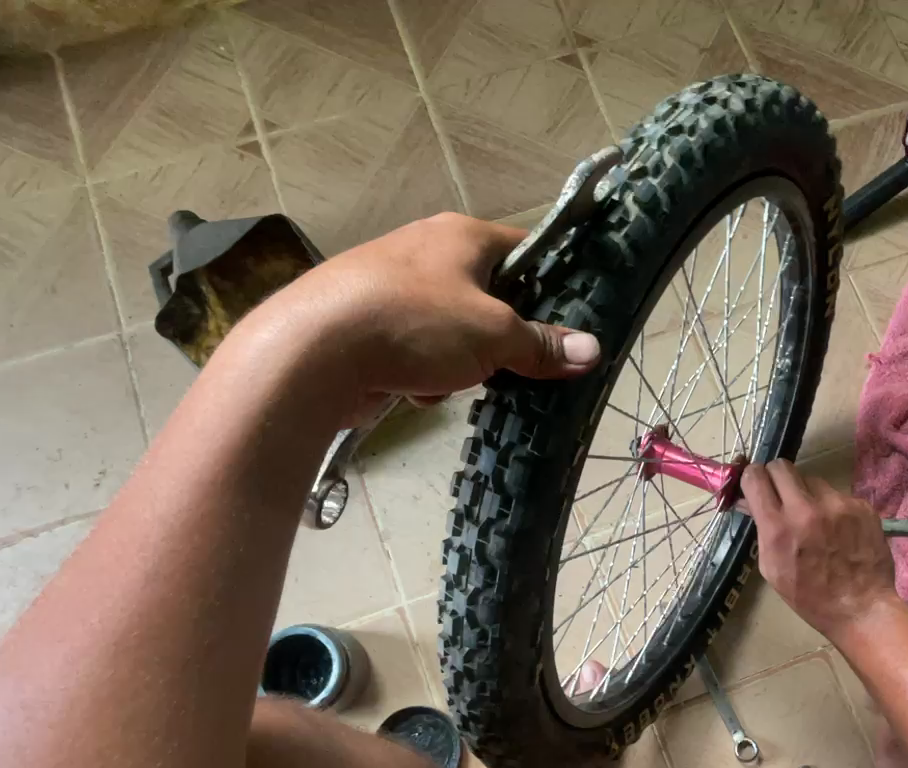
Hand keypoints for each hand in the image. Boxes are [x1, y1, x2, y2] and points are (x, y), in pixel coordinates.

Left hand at [237, 213, 600, 422]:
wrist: (313, 352)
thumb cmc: (415, 324)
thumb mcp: (494, 335)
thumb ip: (543, 345)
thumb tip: (595, 351)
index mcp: (461, 235)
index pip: (525, 248)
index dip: (553, 282)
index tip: (573, 319)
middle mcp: (427, 251)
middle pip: (491, 294)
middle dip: (506, 335)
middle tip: (526, 363)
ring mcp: (394, 288)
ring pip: (456, 328)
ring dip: (466, 361)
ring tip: (466, 382)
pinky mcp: (370, 325)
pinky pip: (420, 350)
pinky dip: (427, 373)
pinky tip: (419, 391)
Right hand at [742, 461, 902, 637]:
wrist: (861, 607)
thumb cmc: (809, 596)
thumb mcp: (771, 567)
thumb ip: (762, 529)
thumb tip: (750, 502)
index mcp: (778, 528)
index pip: (755, 477)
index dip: (752, 478)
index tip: (755, 485)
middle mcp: (807, 509)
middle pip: (782, 467)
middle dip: (776, 478)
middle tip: (781, 495)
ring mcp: (838, 504)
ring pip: (812, 480)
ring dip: (807, 494)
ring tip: (815, 520)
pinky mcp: (862, 506)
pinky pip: (838, 495)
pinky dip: (833, 507)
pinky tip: (838, 530)